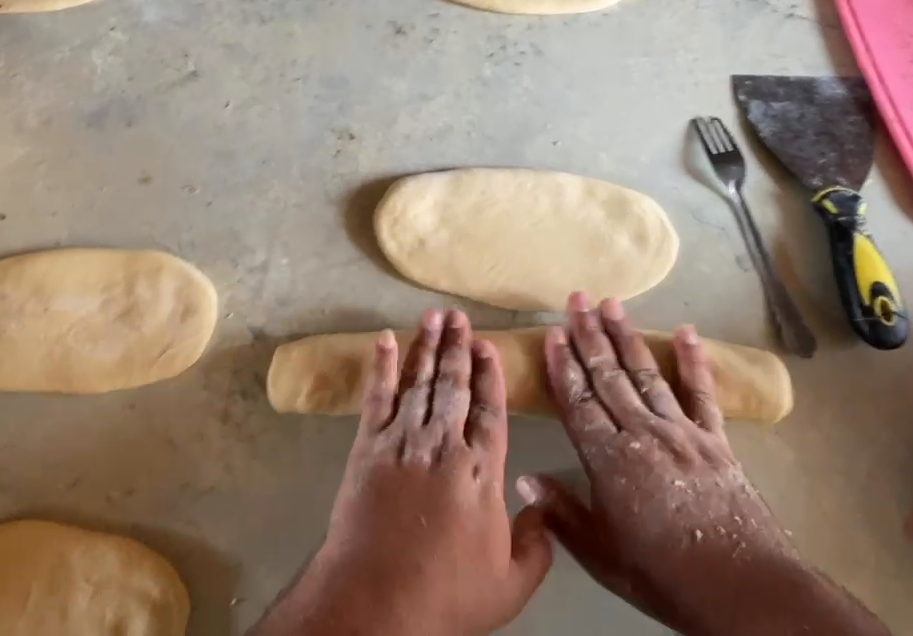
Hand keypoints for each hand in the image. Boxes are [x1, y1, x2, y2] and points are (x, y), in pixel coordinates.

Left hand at [253, 309, 552, 635]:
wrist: (378, 598)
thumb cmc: (447, 595)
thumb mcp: (511, 583)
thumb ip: (536, 543)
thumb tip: (544, 507)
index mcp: (482, 471)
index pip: (490, 410)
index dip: (490, 374)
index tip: (488, 344)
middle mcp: (443, 445)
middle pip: (454, 385)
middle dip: (457, 347)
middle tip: (458, 315)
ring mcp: (403, 442)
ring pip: (419, 382)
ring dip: (426, 346)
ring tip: (433, 316)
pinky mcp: (368, 447)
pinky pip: (377, 398)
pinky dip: (382, 367)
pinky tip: (386, 341)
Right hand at [518, 293, 887, 635]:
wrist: (745, 591)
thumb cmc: (664, 576)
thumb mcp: (602, 554)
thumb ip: (562, 512)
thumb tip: (524, 477)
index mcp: (609, 460)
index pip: (578, 401)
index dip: (563, 365)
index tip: (552, 332)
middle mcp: (642, 434)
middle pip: (608, 376)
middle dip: (589, 334)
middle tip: (577, 298)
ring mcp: (681, 433)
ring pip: (646, 374)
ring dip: (626, 336)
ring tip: (611, 303)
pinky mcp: (716, 441)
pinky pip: (701, 393)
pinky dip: (694, 361)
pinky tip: (687, 332)